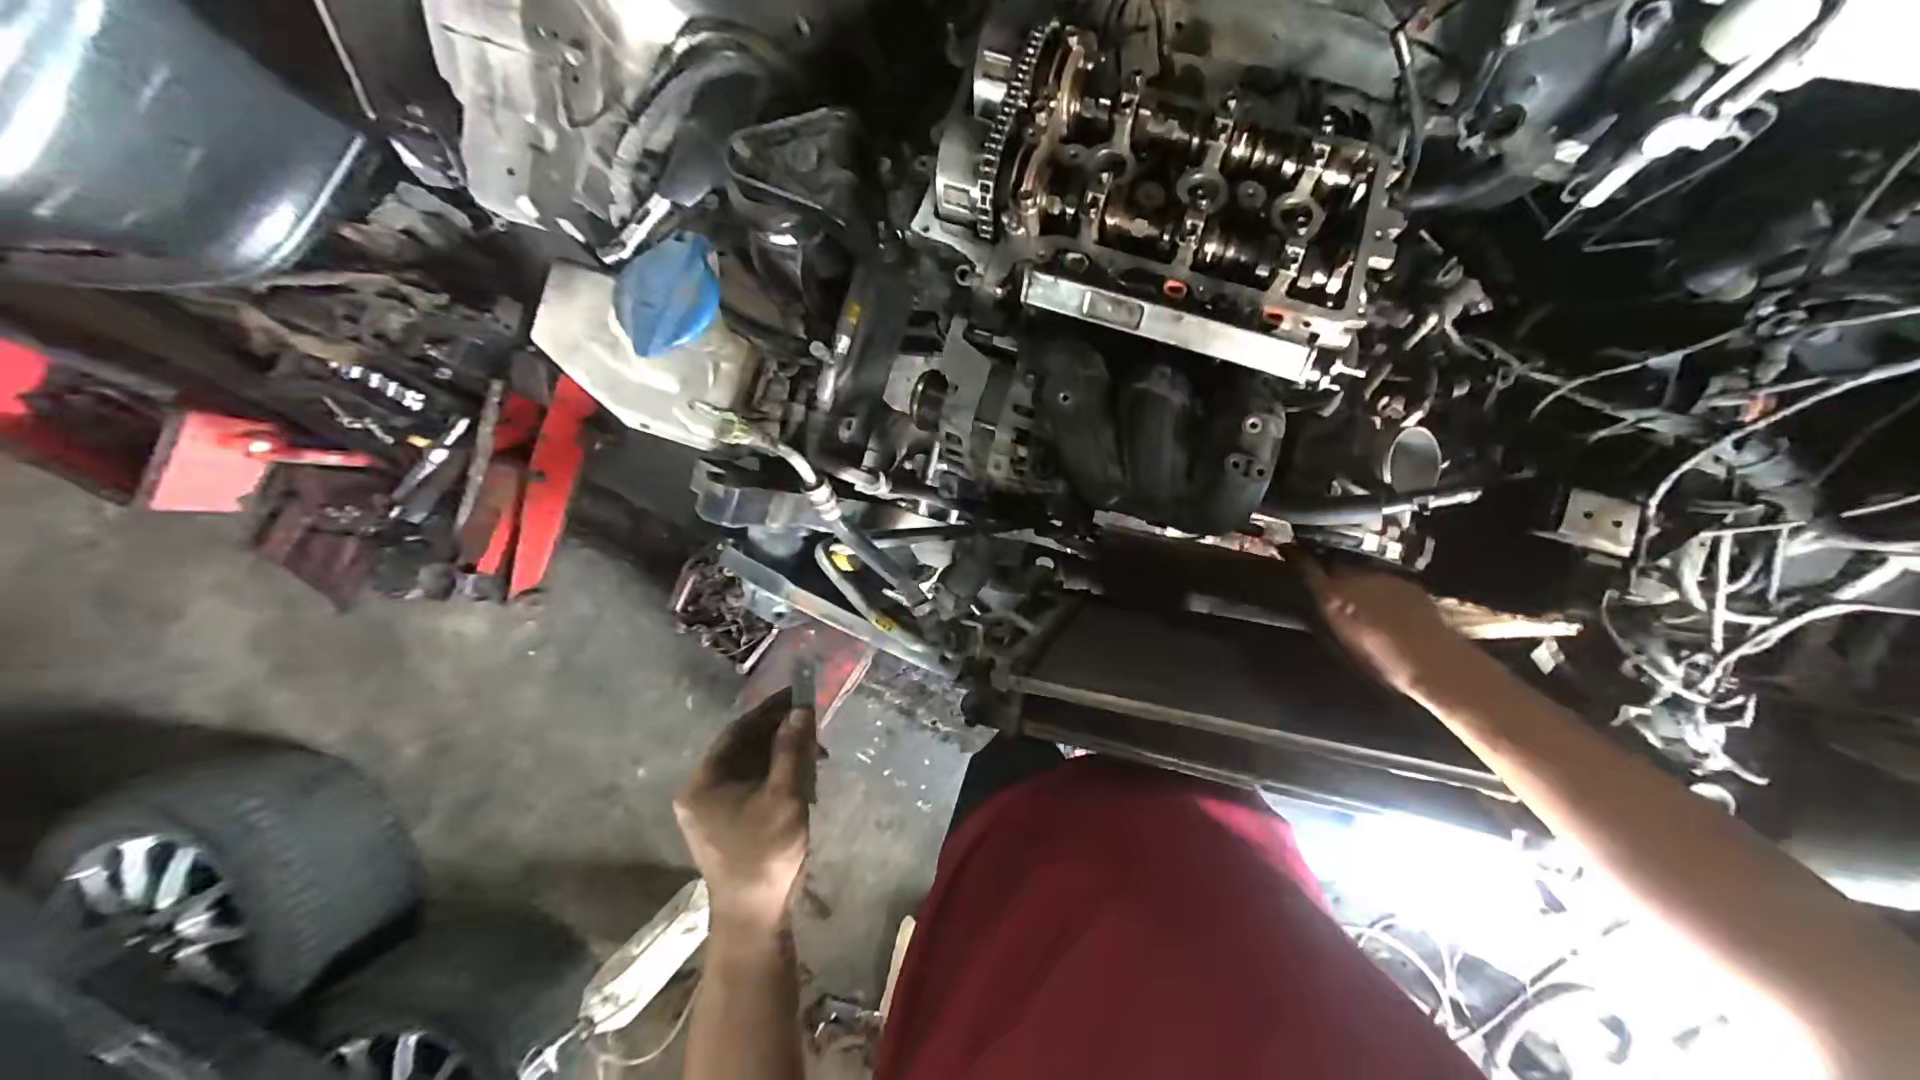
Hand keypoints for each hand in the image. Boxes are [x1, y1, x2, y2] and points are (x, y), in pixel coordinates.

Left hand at [673, 693, 816, 934]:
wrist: (754, 918)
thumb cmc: (766, 854)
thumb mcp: (784, 796)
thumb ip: (792, 750)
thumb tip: (802, 709)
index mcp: (703, 782)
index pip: (737, 731)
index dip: (769, 710)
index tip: (799, 695)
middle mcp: (700, 791)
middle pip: (743, 747)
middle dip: (779, 733)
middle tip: (812, 720)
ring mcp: (712, 810)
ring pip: (750, 766)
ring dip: (782, 754)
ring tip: (815, 750)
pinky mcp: (728, 823)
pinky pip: (752, 785)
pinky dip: (777, 774)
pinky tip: (803, 775)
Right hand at [1298, 556, 1467, 699]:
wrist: (1434, 660)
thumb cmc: (1380, 660)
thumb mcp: (1340, 639)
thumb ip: (1326, 613)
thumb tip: (1317, 599)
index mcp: (1333, 595)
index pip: (1306, 566)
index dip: (1295, 555)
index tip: (1286, 547)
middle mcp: (1356, 578)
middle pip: (1334, 564)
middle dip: (1328, 568)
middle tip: (1324, 580)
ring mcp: (1384, 577)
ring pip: (1360, 570)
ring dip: (1354, 577)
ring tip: (1356, 594)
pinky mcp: (1407, 582)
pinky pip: (1383, 578)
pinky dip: (1378, 586)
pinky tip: (1384, 603)